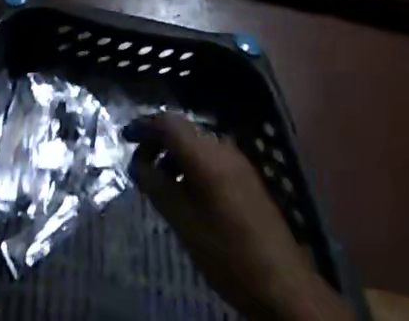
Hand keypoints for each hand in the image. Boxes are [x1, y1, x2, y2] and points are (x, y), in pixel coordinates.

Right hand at [127, 114, 352, 320]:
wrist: (284, 286)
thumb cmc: (227, 253)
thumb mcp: (183, 222)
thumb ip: (156, 186)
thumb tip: (136, 163)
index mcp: (207, 156)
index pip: (168, 123)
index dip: (144, 126)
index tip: (124, 138)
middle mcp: (224, 149)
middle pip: (184, 130)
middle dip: (157, 140)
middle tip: (138, 161)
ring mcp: (239, 163)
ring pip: (198, 144)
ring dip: (174, 153)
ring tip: (157, 179)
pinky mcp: (247, 180)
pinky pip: (211, 158)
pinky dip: (191, 164)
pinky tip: (183, 190)